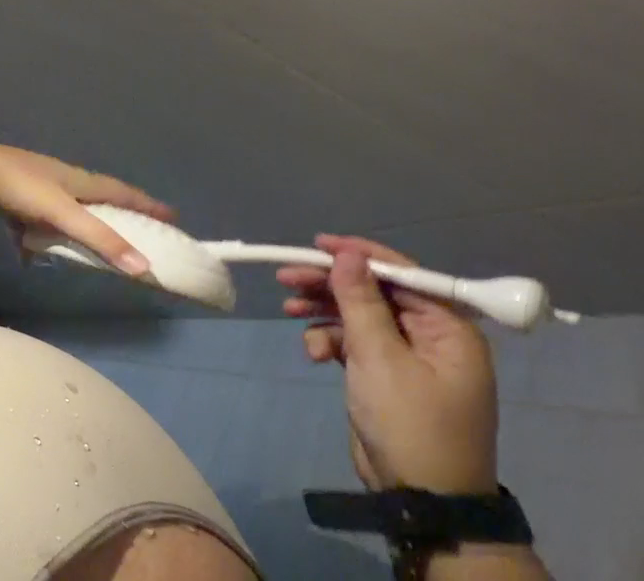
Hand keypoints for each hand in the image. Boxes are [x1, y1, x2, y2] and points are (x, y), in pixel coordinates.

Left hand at [0, 142, 174, 277]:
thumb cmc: (20, 187)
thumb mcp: (63, 213)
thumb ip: (99, 239)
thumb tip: (143, 267)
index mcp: (80, 180)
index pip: (123, 192)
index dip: (147, 205)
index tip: (172, 217)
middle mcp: (61, 180)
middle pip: (96, 200)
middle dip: (115, 217)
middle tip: (134, 234)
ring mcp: (35, 187)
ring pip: (63, 210)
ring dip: (75, 227)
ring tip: (84, 247)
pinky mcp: (12, 197)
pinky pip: (32, 221)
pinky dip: (35, 236)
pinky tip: (27, 254)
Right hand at [278, 235, 498, 493]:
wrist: (420, 491)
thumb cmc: (408, 418)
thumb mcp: (379, 356)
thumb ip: (361, 301)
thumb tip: (348, 255)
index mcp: (450, 330)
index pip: (405, 276)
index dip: (362, 257)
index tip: (317, 244)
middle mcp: (433, 338)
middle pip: (376, 294)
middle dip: (331, 285)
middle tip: (285, 278)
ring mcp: (409, 357)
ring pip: (359, 316)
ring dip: (324, 311)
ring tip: (288, 310)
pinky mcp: (386, 374)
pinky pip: (353, 341)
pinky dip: (329, 340)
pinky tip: (313, 352)